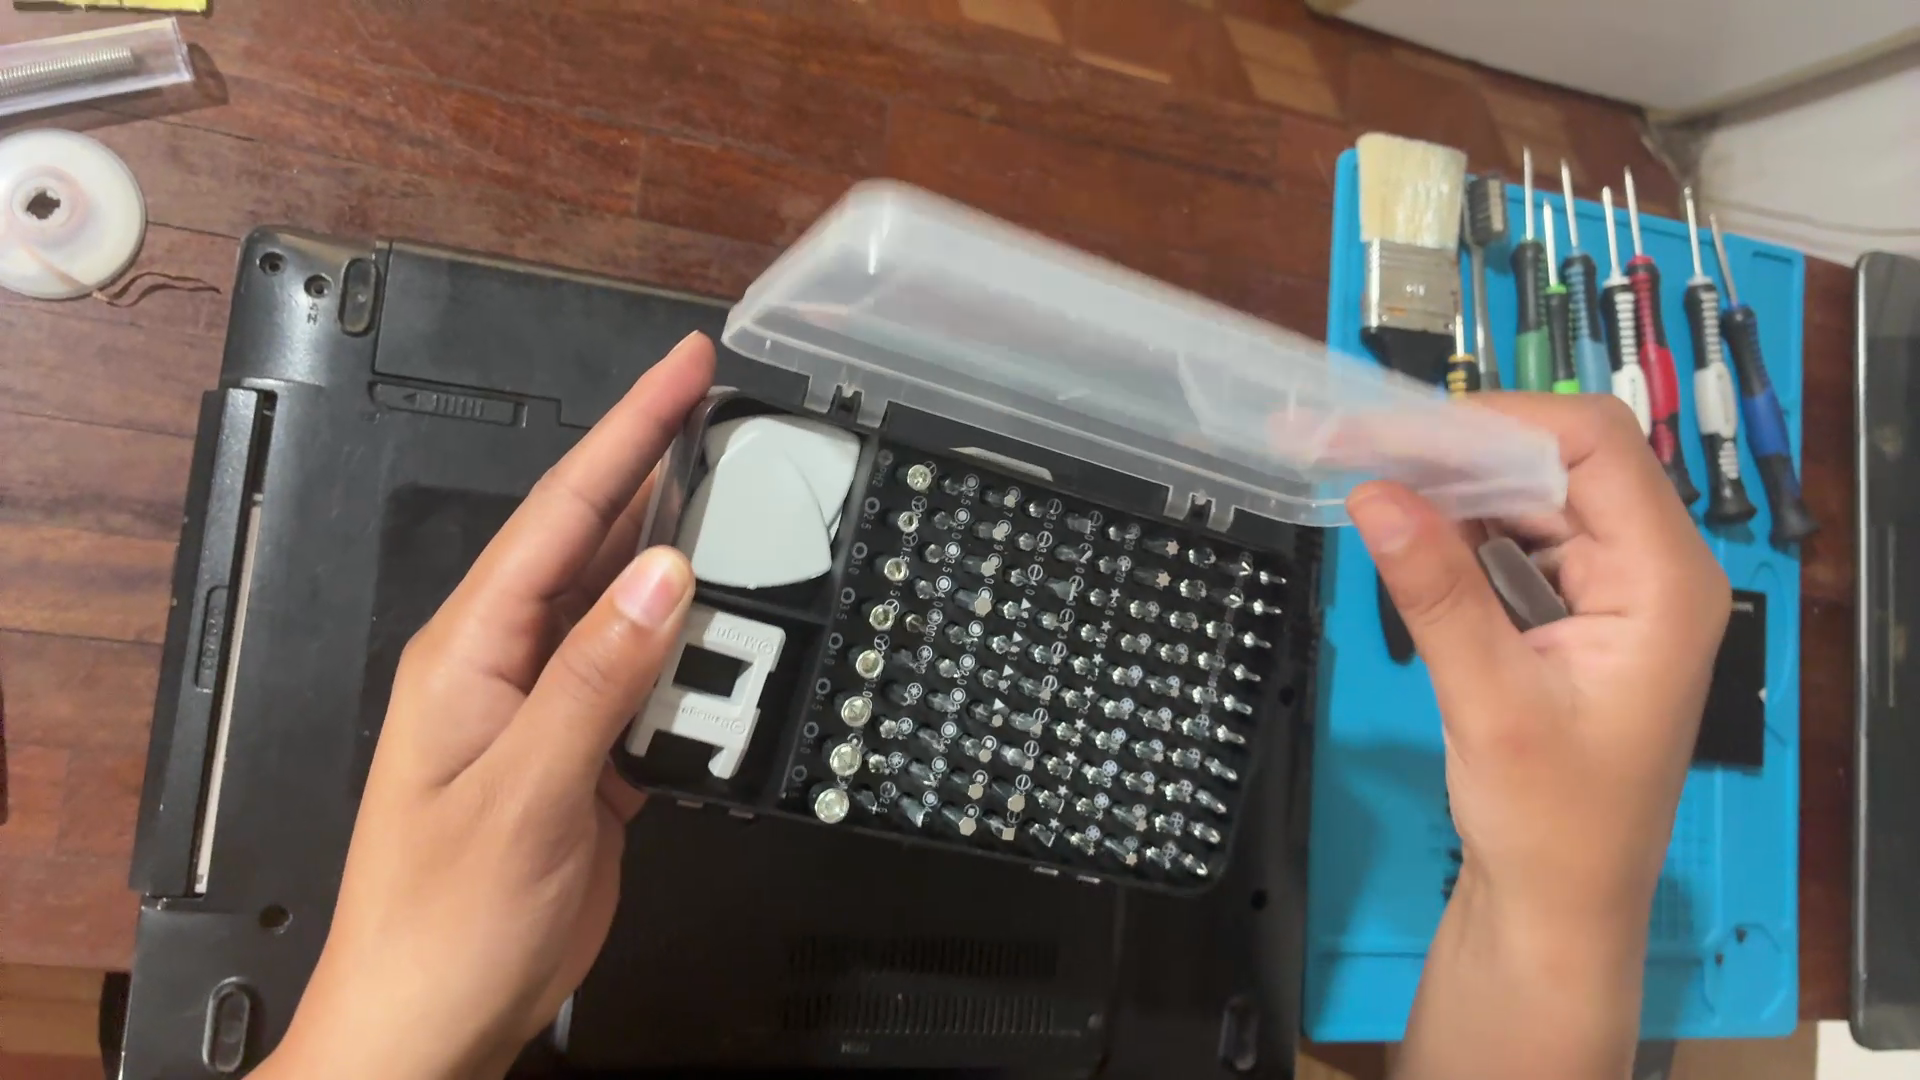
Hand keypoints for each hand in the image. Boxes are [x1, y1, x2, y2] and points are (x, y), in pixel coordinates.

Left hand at [257, 333, 714, 1078]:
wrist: (439, 1020)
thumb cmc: (454, 919)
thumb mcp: (526, 794)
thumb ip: (596, 678)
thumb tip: (667, 572)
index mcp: (478, 642)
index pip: (566, 509)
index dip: (632, 430)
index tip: (686, 368)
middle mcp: (515, 648)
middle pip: (600, 532)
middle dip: (663, 460)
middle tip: (733, 410)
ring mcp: (557, 688)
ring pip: (632, 592)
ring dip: (689, 540)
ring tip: (750, 491)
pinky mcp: (593, 729)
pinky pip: (653, 656)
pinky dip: (698, 627)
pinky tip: (735, 610)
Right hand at [1351, 394, 1728, 1079]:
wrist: (1553, 891)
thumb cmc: (1546, 814)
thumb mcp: (1489, 701)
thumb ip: (1435, 592)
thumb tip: (1372, 493)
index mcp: (1661, 579)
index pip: (1592, 446)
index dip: (1495, 422)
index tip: (1394, 431)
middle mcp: (1637, 565)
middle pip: (1547, 462)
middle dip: (1447, 447)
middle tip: (1347, 442)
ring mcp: (1594, 584)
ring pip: (1514, 496)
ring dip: (1435, 483)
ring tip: (1352, 471)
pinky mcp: (1550, 607)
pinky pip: (1494, 539)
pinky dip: (1439, 525)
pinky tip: (1389, 524)